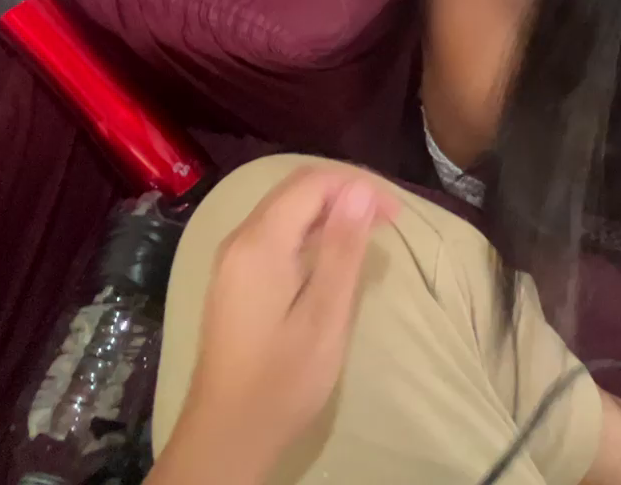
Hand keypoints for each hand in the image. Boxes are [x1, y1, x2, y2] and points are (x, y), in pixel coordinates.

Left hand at [156, 167, 399, 483]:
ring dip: (329, 208)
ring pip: (286, 207)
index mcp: (260, 242)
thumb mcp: (325, 315)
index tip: (394, 216)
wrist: (226, 437)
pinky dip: (310, 227)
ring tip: (368, 231)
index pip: (313, 183)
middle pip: (297, 188)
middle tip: (386, 219)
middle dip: (345, 191)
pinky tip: (332, 252)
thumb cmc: (283, 380)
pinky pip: (276, 229)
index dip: (358, 186)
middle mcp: (240, 238)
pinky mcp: (235, 276)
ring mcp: (233, 257)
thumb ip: (343, 248)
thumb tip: (361, 189)